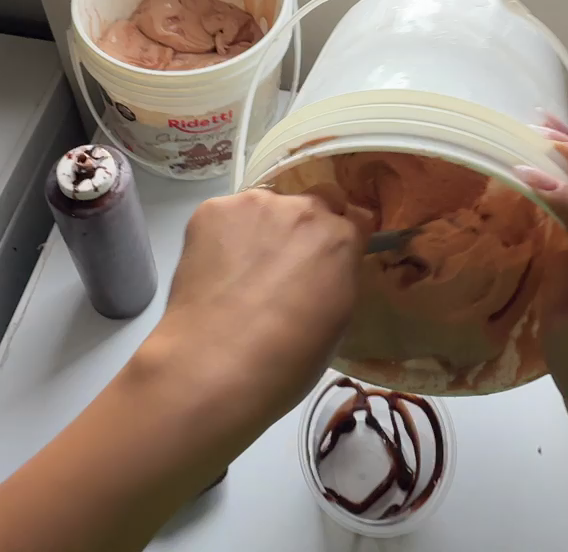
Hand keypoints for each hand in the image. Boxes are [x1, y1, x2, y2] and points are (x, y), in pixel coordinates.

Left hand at [133, 186, 371, 436]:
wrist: (214, 364)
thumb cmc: (287, 360)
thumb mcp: (338, 319)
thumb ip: (339, 275)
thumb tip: (326, 266)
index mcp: (340, 237)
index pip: (353, 219)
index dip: (339, 240)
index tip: (326, 261)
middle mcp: (303, 208)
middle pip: (312, 203)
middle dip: (302, 229)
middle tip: (281, 267)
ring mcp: (256, 204)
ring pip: (265, 207)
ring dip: (261, 229)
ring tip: (240, 273)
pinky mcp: (213, 209)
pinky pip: (227, 215)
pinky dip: (223, 236)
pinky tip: (214, 271)